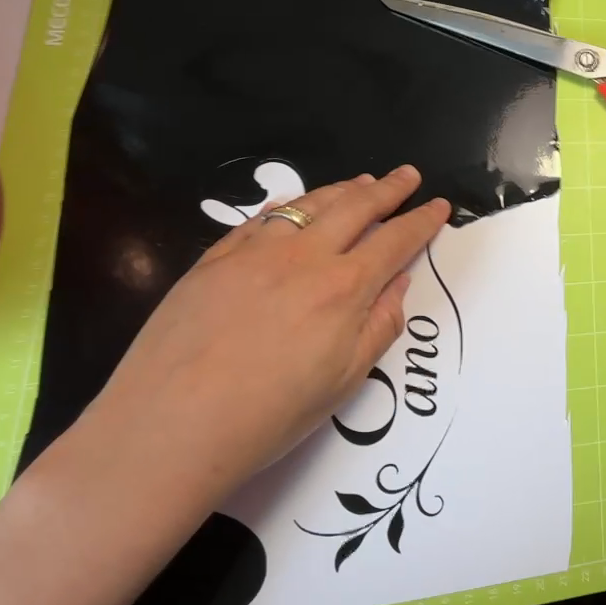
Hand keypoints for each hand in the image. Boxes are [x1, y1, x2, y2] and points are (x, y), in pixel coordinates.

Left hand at [74, 165, 450, 510]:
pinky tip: (295, 205)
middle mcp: (304, 257)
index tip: (440, 205)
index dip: (422, 220)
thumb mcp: (346, 379)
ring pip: (308, 205)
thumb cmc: (269, 415)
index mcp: (345, 287)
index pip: (396, 240)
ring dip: (343, 190)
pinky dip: (289, 205)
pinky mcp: (212, 261)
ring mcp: (254, 253)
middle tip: (408, 175)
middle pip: (356, 208)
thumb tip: (398, 281)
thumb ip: (381, 324)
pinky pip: (260, 219)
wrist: (165, 430)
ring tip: (362, 181)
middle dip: (389, 188)